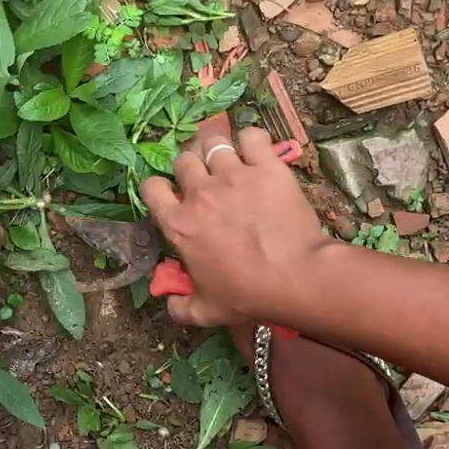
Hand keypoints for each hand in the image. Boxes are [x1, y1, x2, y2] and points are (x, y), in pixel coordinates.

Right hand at [141, 126, 333, 326]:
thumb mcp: (206, 311)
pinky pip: (252, 137)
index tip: (174, 197)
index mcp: (179, 225)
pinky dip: (252, 141)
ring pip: (214, 144)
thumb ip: (181, 307)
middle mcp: (200, 194)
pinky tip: (257, 153)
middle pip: (183, 160)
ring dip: (218, 151)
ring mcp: (233, 176)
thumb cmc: (248, 295)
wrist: (297, 277)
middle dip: (191, 168)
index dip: (160, 190)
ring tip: (230, 162)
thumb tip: (169, 303)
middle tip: (207, 181)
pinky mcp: (266, 167)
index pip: (151, 188)